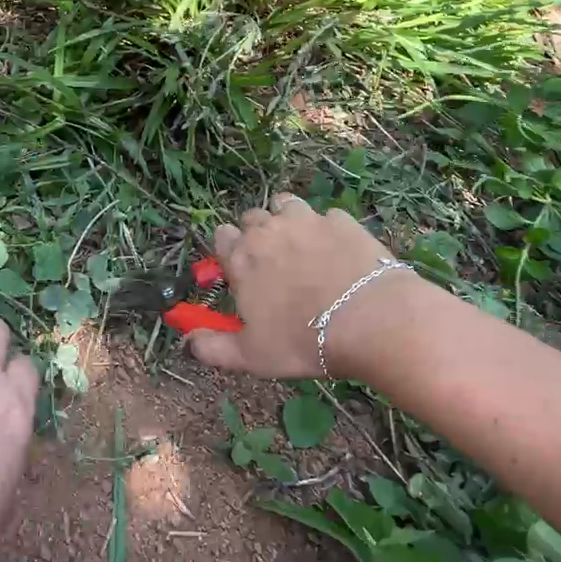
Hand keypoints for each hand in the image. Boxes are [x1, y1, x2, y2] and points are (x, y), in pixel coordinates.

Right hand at [187, 192, 419, 378]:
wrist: (373, 321)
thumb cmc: (305, 340)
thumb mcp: (253, 356)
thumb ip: (213, 348)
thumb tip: (187, 343)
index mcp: (241, 258)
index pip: (221, 236)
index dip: (230, 251)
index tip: (242, 272)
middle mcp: (267, 230)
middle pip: (251, 217)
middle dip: (257, 234)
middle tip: (275, 265)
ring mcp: (305, 220)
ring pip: (285, 205)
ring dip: (287, 220)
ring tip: (303, 247)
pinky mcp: (342, 221)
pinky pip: (327, 216)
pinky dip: (328, 229)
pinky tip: (340, 252)